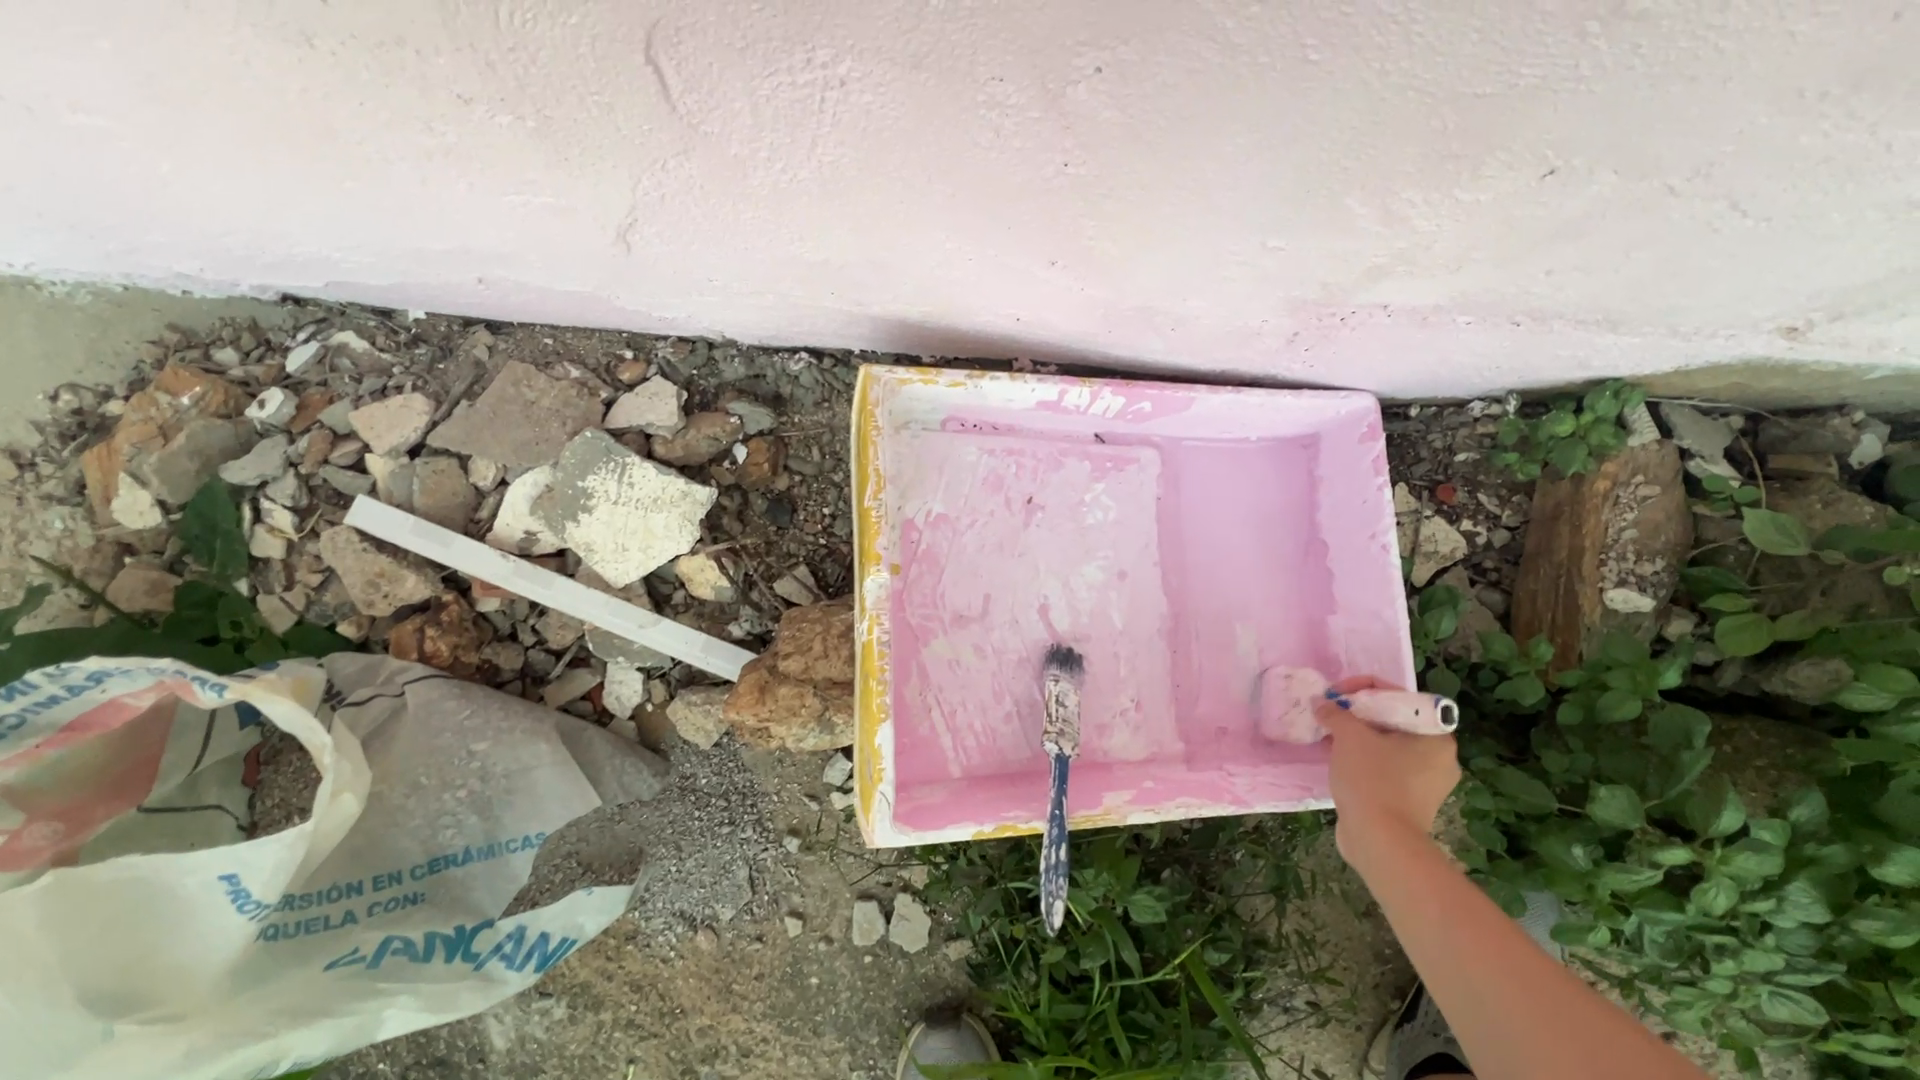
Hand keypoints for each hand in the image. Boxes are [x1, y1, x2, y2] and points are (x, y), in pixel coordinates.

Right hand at [1317, 676, 1460, 870]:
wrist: (1380, 841)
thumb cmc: (1373, 780)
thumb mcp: (1350, 737)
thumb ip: (1336, 713)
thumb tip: (1322, 704)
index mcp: (1437, 736)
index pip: (1400, 697)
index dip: (1363, 689)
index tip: (1335, 695)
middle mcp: (1439, 757)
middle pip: (1393, 721)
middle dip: (1358, 715)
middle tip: (1331, 714)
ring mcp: (1426, 783)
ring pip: (1387, 746)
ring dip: (1358, 738)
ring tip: (1330, 736)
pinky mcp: (1410, 802)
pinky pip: (1384, 769)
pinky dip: (1363, 761)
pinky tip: (1339, 761)